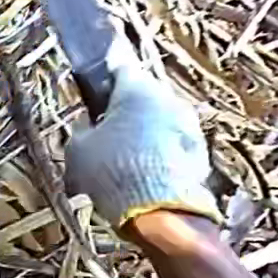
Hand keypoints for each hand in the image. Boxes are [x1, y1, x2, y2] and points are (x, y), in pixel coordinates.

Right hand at [64, 36, 221, 230]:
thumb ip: (84, 129)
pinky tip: (138, 171)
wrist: (157, 211)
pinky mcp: (198, 149)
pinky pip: (169, 142)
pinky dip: (154, 150)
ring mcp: (188, 124)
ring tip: (119, 156)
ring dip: (140, 130)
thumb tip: (90, 123)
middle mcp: (169, 99)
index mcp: (137, 90)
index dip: (104, 71)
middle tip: (101, 128)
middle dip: (123, 108)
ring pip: (157, 119)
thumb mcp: (78, 150)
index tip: (93, 77)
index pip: (120, 66)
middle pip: (141, 95)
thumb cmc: (110, 172)